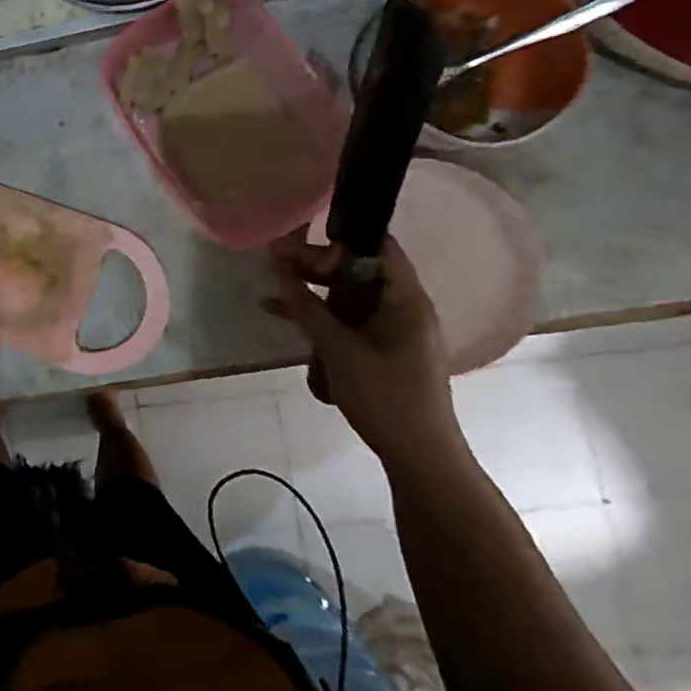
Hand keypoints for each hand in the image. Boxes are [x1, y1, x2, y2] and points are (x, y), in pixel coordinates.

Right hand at [262, 229, 463, 466]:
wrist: (419, 454)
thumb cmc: (385, 396)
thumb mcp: (339, 349)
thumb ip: (308, 309)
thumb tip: (279, 274)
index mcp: (406, 300)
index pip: (380, 248)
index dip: (342, 238)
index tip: (302, 237)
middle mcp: (403, 307)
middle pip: (358, 269)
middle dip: (315, 262)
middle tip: (275, 256)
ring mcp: (393, 328)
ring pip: (348, 293)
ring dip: (311, 286)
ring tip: (271, 276)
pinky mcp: (381, 347)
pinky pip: (347, 318)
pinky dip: (318, 312)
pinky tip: (279, 311)